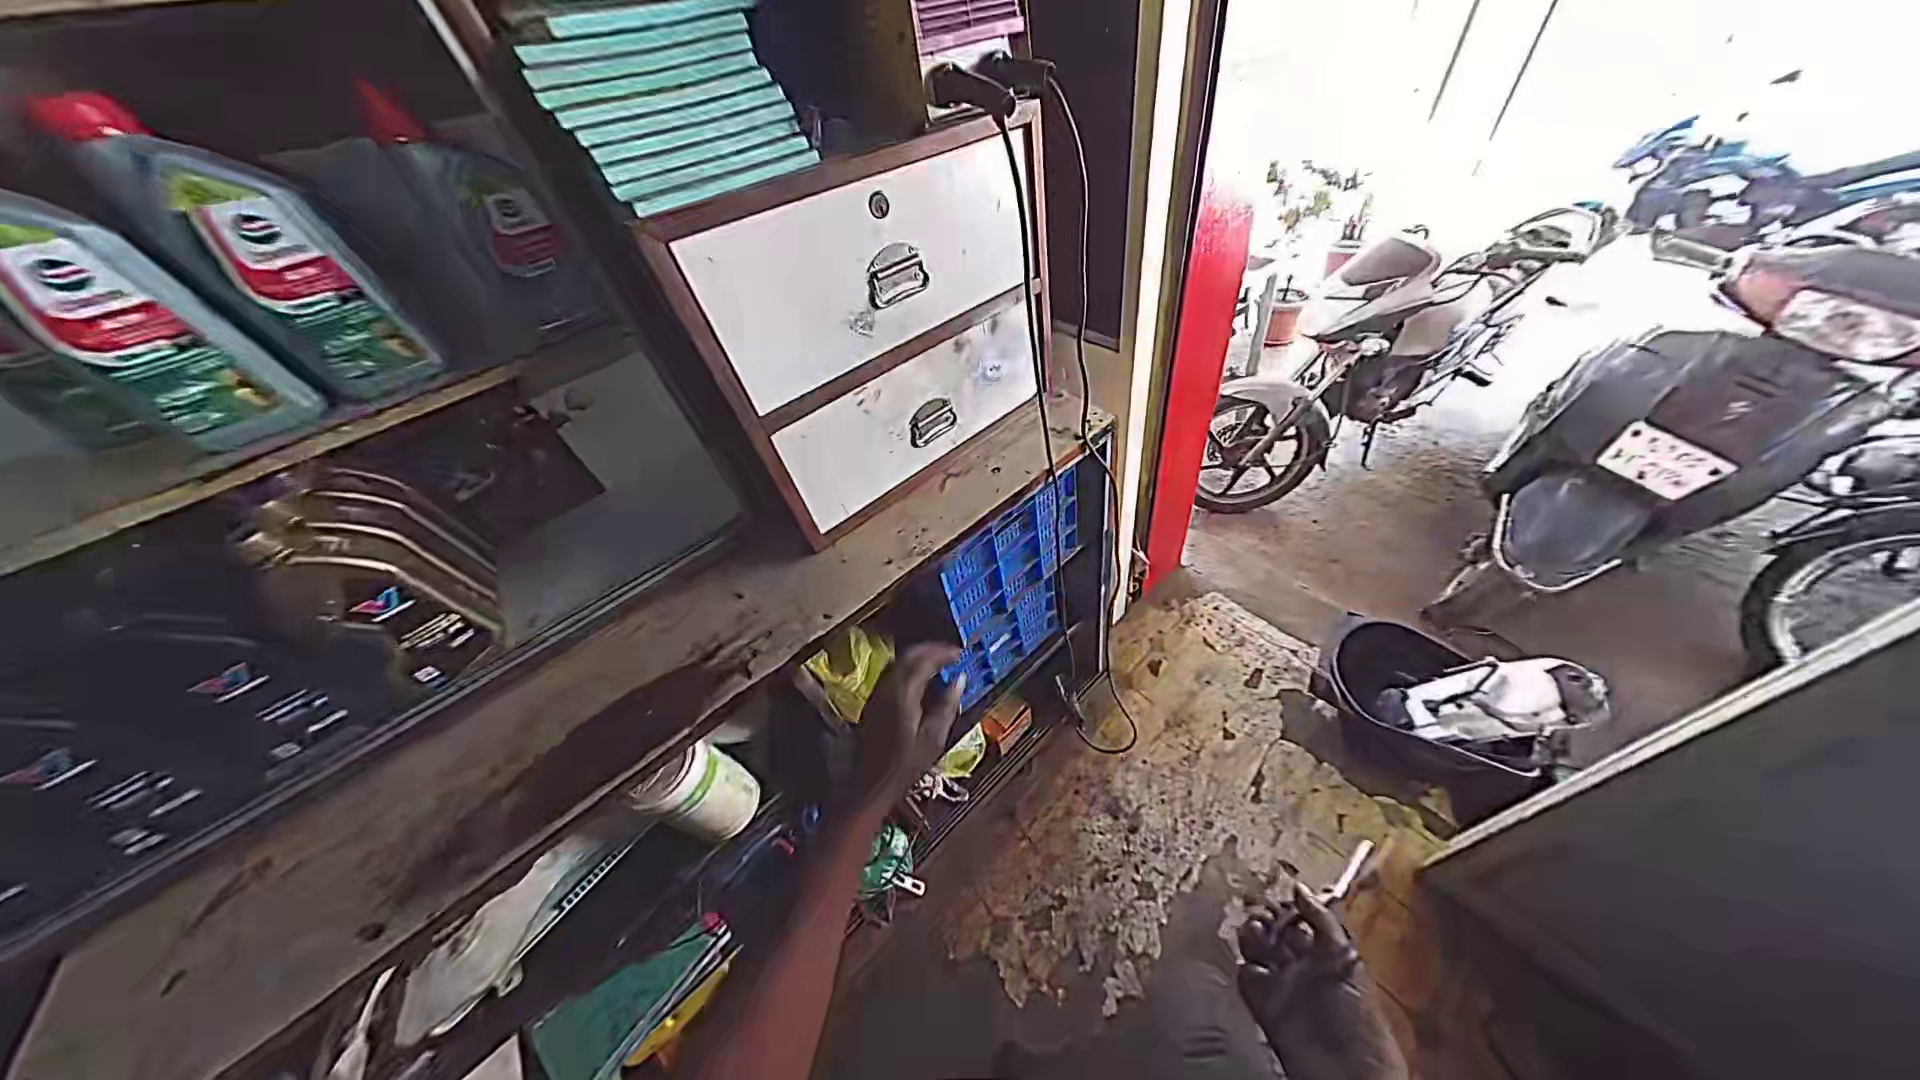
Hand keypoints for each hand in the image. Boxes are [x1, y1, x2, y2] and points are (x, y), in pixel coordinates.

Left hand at [855, 643, 964, 808]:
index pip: (923, 660)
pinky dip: (909, 668)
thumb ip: (947, 705)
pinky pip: (892, 674)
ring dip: (918, 657)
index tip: (959, 653)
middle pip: (908, 655)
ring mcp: (877, 694)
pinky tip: (920, 679)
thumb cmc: (906, 765)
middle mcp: (886, 688)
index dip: (943, 652)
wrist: (871, 784)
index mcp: (903, 693)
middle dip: (930, 649)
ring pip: (898, 662)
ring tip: (938, 663)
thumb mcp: (934, 738)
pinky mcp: (873, 702)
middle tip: (950, 653)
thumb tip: (959, 680)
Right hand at [1237, 883, 1408, 1079]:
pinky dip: (1245, 963)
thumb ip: (1323, 922)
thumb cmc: (1358, 1019)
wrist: (1349, 1076)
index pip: (1297, 919)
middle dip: (1264, 915)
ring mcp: (1279, 983)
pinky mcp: (1263, 1003)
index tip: (1277, 892)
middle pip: (1273, 929)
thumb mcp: (1347, 962)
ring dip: (1252, 934)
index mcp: (1323, 954)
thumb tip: (1298, 886)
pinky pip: (1246, 974)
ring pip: (1255, 946)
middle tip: (1259, 909)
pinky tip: (1253, 958)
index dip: (1286, 905)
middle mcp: (1299, 965)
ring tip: (1256, 932)